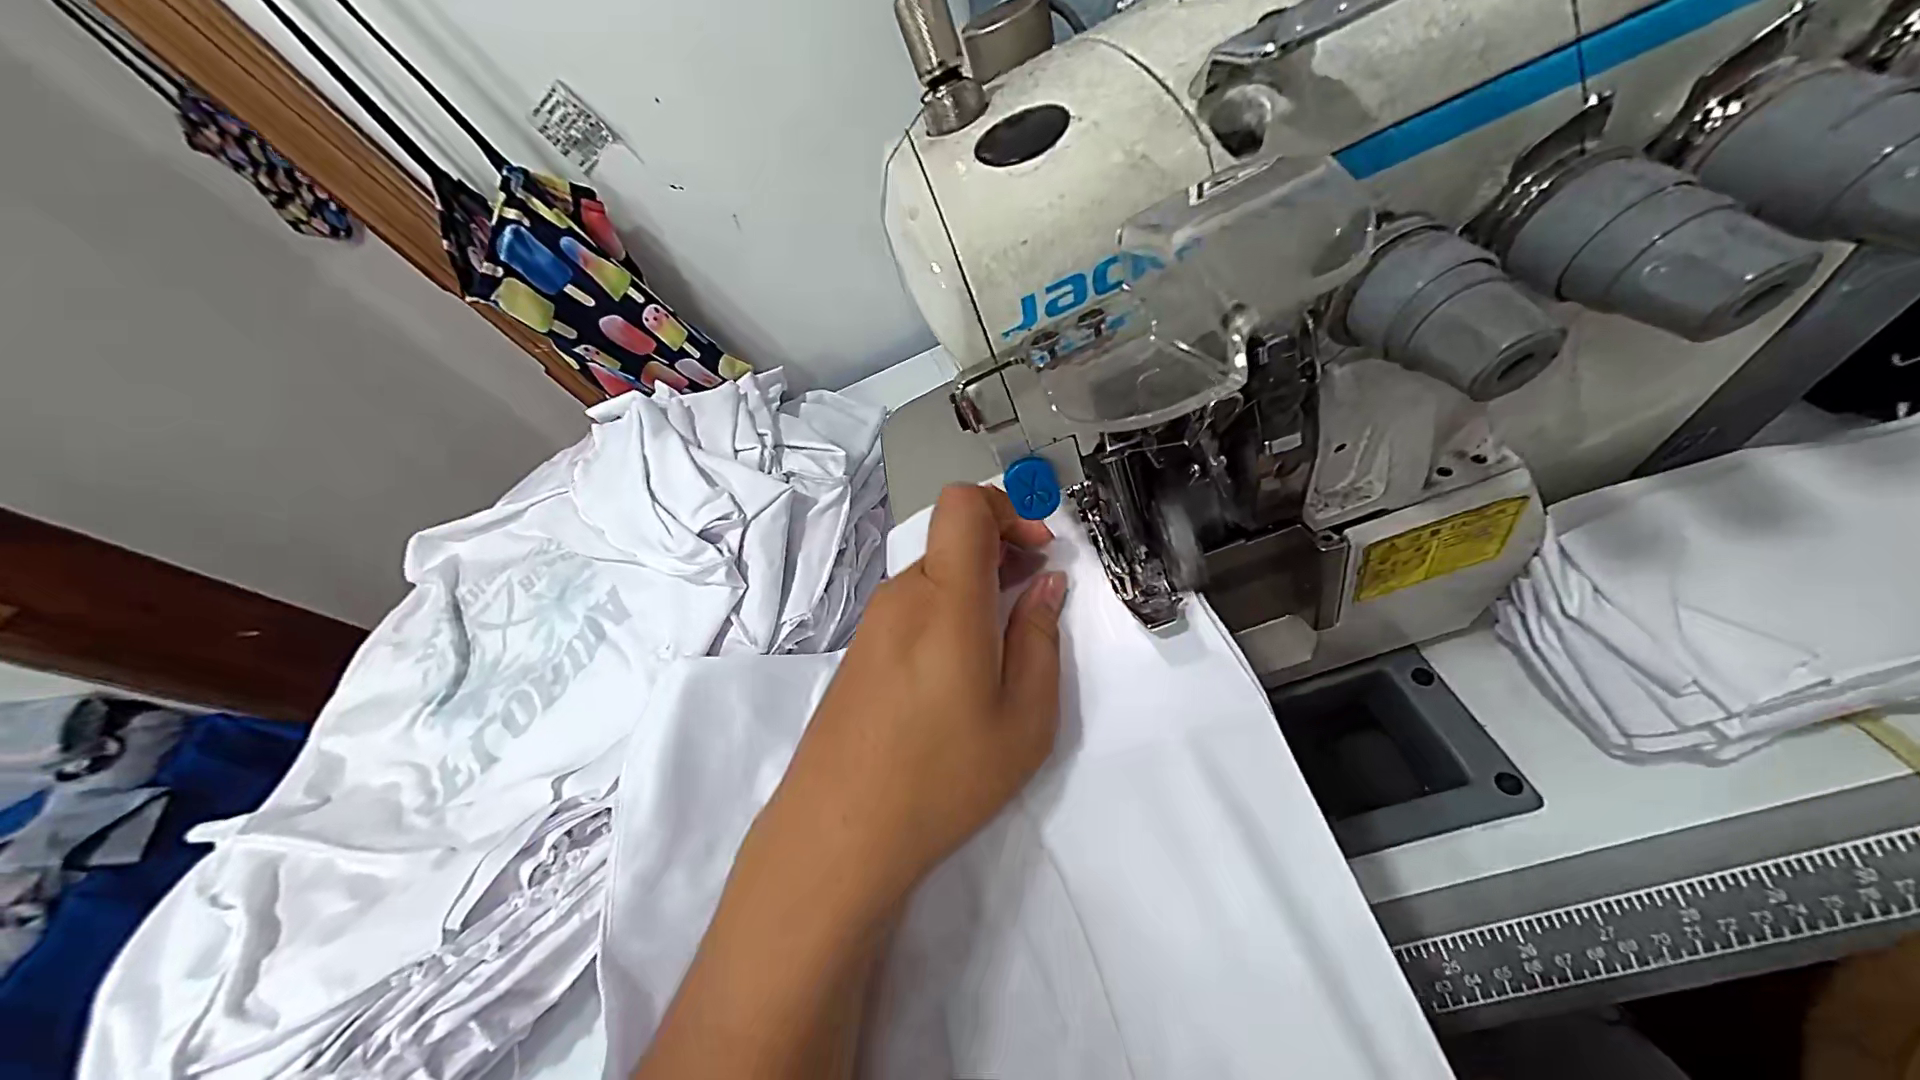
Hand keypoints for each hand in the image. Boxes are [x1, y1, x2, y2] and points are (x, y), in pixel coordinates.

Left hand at [753, 483, 1067, 908]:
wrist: (838, 833)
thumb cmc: (944, 775)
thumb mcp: (1024, 717)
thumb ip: (1041, 637)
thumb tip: (1046, 585)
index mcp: (945, 598)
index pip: (962, 504)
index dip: (1008, 506)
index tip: (1039, 548)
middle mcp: (902, 596)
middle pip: (951, 538)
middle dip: (1002, 548)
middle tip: (1035, 590)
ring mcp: (873, 624)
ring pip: (933, 574)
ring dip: (976, 584)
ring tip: (1005, 636)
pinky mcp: (859, 651)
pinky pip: (912, 606)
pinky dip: (947, 610)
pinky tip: (962, 667)